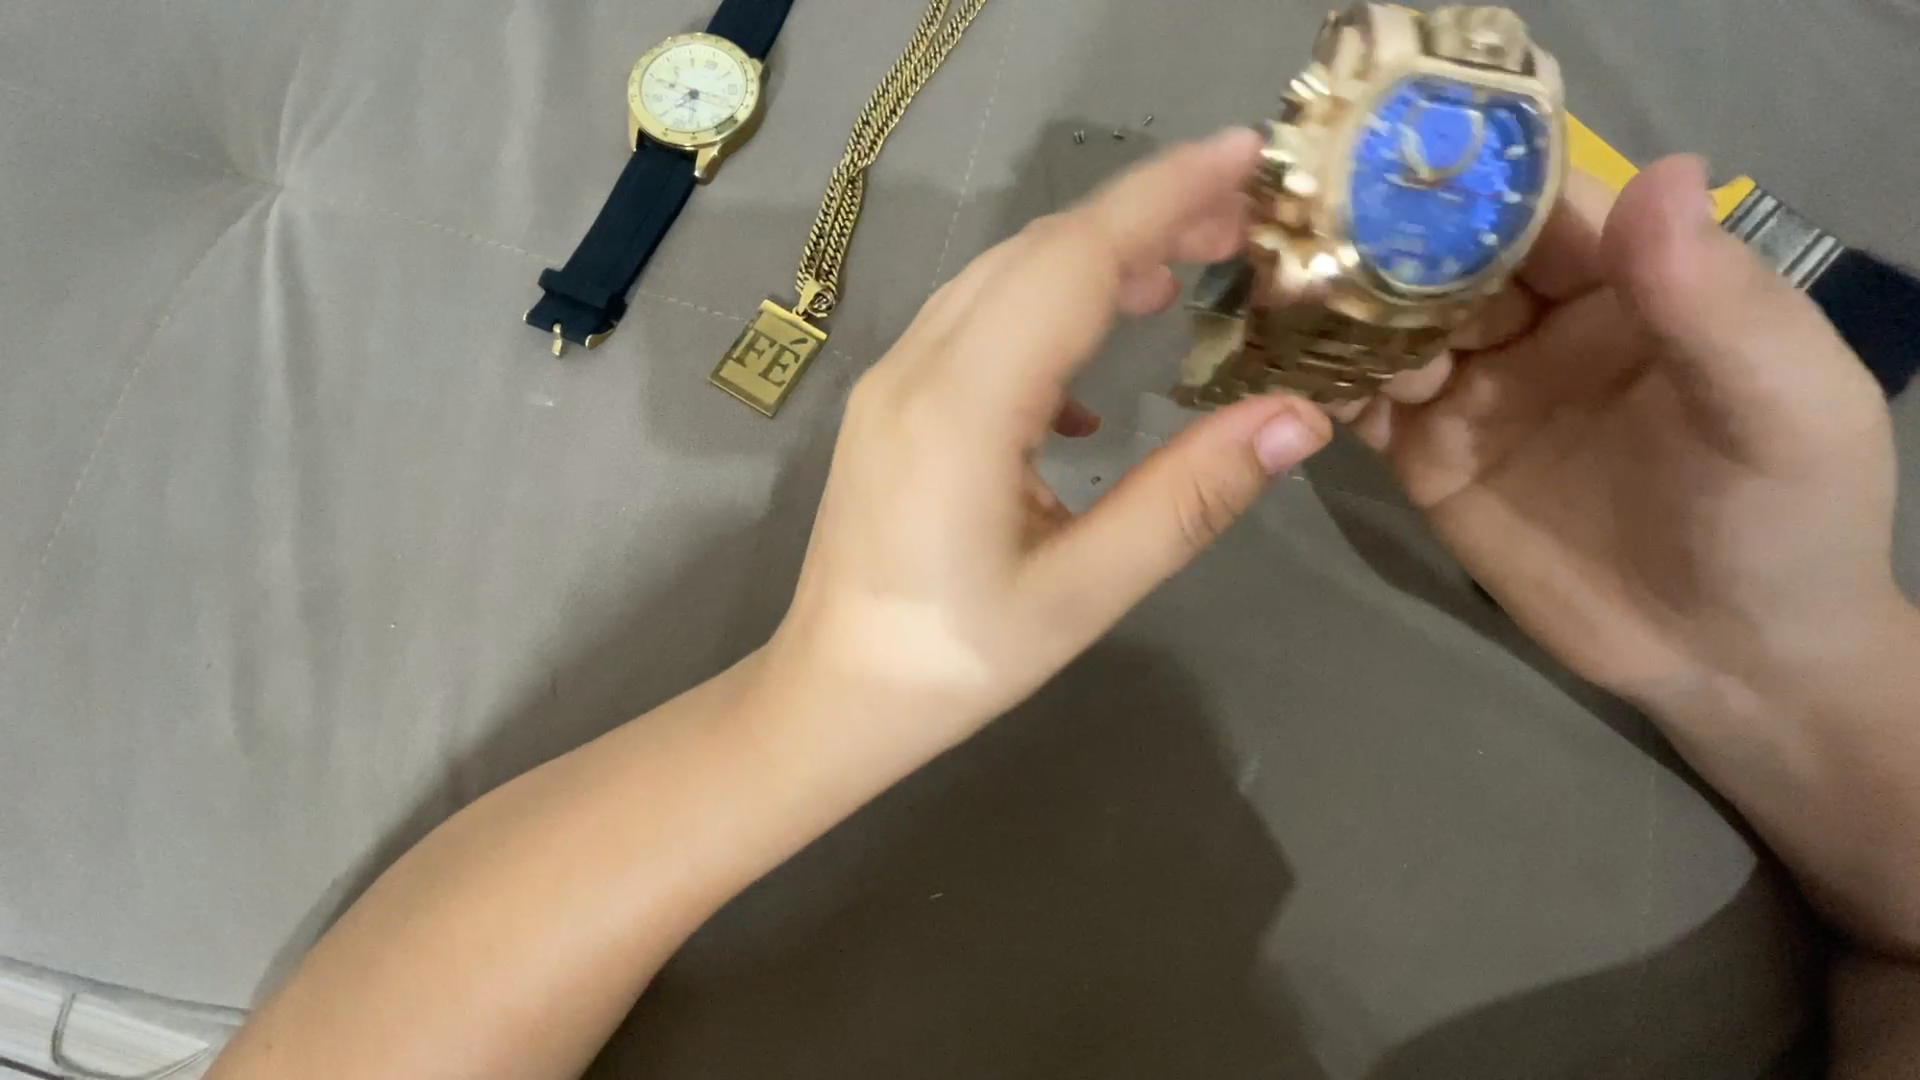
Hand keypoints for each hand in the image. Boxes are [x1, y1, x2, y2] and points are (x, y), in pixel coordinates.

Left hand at [762, 130, 1332, 772]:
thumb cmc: (958, 660)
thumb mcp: (1084, 592)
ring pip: (998, 280)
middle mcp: (915, 369)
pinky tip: (1079, 387)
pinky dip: (1039, 317)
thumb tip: (1298, 416)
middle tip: (1236, 226)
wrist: (836, 693)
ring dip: (1086, 261)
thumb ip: (1188, 497)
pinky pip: (970, 328)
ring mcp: (890, 382)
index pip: (1071, 261)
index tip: (1246, 156)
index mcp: (962, 407)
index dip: (1162, 197)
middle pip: (1034, 252)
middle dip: (1138, 218)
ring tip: (1172, 281)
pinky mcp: (887, 405)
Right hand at [1325, 156, 1905, 710]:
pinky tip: (1283, 379)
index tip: (1391, 170)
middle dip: (1380, 252)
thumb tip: (1649, 177)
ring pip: (1389, 332)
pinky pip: (1362, 408)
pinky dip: (1323, 388)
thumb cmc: (1778, 520)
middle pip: (1443, 267)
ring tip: (1283, 309)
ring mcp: (1468, 392)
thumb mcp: (1783, 407)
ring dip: (1340, 319)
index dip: (1474, 190)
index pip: (1540, 215)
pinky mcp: (1420, 453)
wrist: (1710, 650)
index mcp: (1627, 288)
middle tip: (1304, 246)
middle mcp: (1534, 328)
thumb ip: (1716, 303)